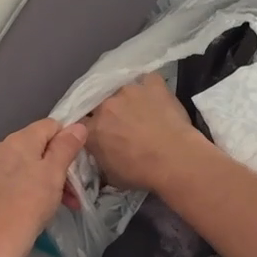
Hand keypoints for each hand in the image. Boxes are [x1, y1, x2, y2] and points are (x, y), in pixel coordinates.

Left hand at [0, 118, 86, 253]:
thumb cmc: (31, 202)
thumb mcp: (55, 172)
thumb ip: (66, 146)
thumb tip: (78, 126)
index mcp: (17, 139)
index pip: (49, 126)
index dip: (66, 141)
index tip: (75, 164)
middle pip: (36, 146)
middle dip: (56, 165)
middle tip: (71, 190)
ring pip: (24, 163)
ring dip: (44, 178)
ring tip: (60, 201)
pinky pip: (11, 177)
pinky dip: (27, 185)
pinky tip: (36, 204)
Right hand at [84, 74, 210, 192]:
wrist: (175, 159)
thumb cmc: (142, 173)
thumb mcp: (111, 176)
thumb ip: (99, 160)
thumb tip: (99, 157)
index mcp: (92, 129)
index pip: (81, 124)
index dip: (89, 129)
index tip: (99, 136)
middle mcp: (106, 104)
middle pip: (100, 104)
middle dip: (108, 114)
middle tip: (121, 125)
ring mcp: (129, 90)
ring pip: (122, 90)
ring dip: (127, 100)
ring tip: (141, 112)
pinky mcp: (152, 83)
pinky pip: (147, 80)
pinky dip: (149, 88)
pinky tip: (156, 97)